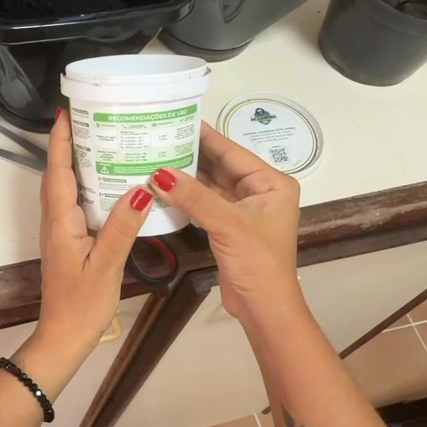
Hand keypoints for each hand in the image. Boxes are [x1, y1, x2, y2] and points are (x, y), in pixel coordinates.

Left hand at [33, 111, 151, 353]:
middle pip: (58, 174)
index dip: (61, 141)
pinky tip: (108, 185)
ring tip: (102, 141)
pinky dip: (86, 187)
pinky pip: (75, 204)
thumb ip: (122, 228)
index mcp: (61, 222)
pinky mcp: (68, 242)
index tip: (67, 112)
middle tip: (92, 118)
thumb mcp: (107, 266)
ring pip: (65, 189)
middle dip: (70, 144)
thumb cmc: (82, 305)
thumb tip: (140, 188)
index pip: (58, 172)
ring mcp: (61, 232)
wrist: (64, 337)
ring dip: (77, 163)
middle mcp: (56, 221)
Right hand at [149, 123, 302, 323]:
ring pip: (210, 186)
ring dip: (186, 177)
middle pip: (220, 166)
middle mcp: (259, 192)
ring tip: (155, 158)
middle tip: (159, 138)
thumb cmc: (257, 262)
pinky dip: (186, 198)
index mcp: (271, 183)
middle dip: (191, 155)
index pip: (233, 151)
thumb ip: (193, 196)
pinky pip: (205, 204)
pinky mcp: (229, 228)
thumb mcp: (226, 224)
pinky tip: (163, 188)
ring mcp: (244, 211)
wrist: (264, 307)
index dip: (206, 136)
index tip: (178, 118)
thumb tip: (158, 173)